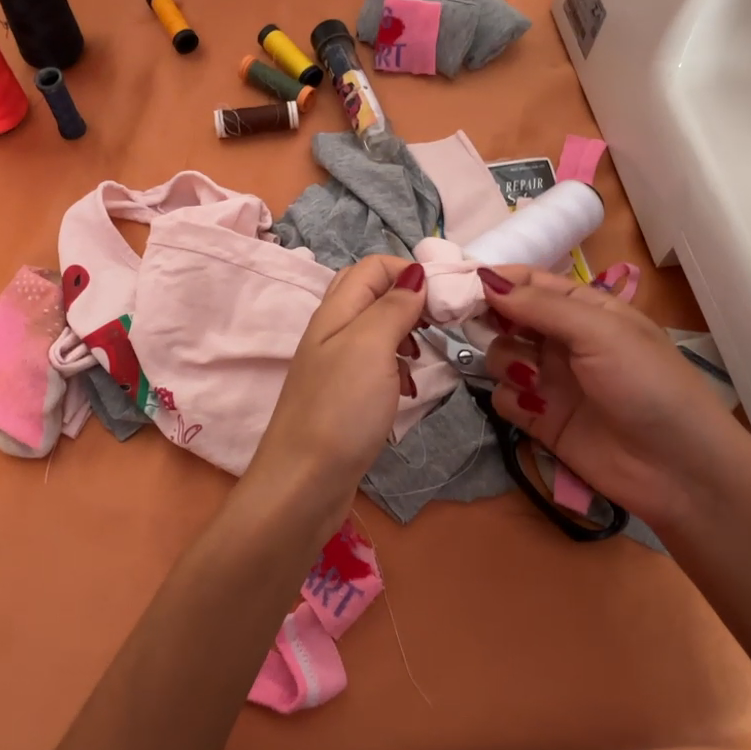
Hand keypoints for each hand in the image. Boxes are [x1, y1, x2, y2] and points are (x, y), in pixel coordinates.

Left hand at [246, 256, 425, 532]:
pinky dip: (397, 368)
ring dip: (406, 334)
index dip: (410, 271)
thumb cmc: (340, 410)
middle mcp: (331, 331)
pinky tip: (408, 389)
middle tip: (439, 323)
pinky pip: (375, 365)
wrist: (304, 483)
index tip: (446, 297)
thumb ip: (392, 306)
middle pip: (372, 293)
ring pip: (376, 329)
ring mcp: (335, 366)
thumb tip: (414, 274)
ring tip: (423, 356)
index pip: (373, 266)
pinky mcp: (344, 397)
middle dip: (410, 299)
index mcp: (335, 311)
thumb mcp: (370, 347)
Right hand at [478, 265, 750, 526]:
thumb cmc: (647, 384)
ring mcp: (550, 379)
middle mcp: (562, 339)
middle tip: (473, 324)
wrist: (678, 470)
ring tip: (530, 379)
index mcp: (584, 309)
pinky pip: (502, 396)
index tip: (455, 284)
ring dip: (505, 361)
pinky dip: (509, 398)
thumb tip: (484, 279)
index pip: (527, 282)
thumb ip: (539, 306)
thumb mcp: (599, 332)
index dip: (493, 280)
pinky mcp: (540, 418)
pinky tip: (532, 407)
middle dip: (488, 319)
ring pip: (499, 355)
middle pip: (506, 316)